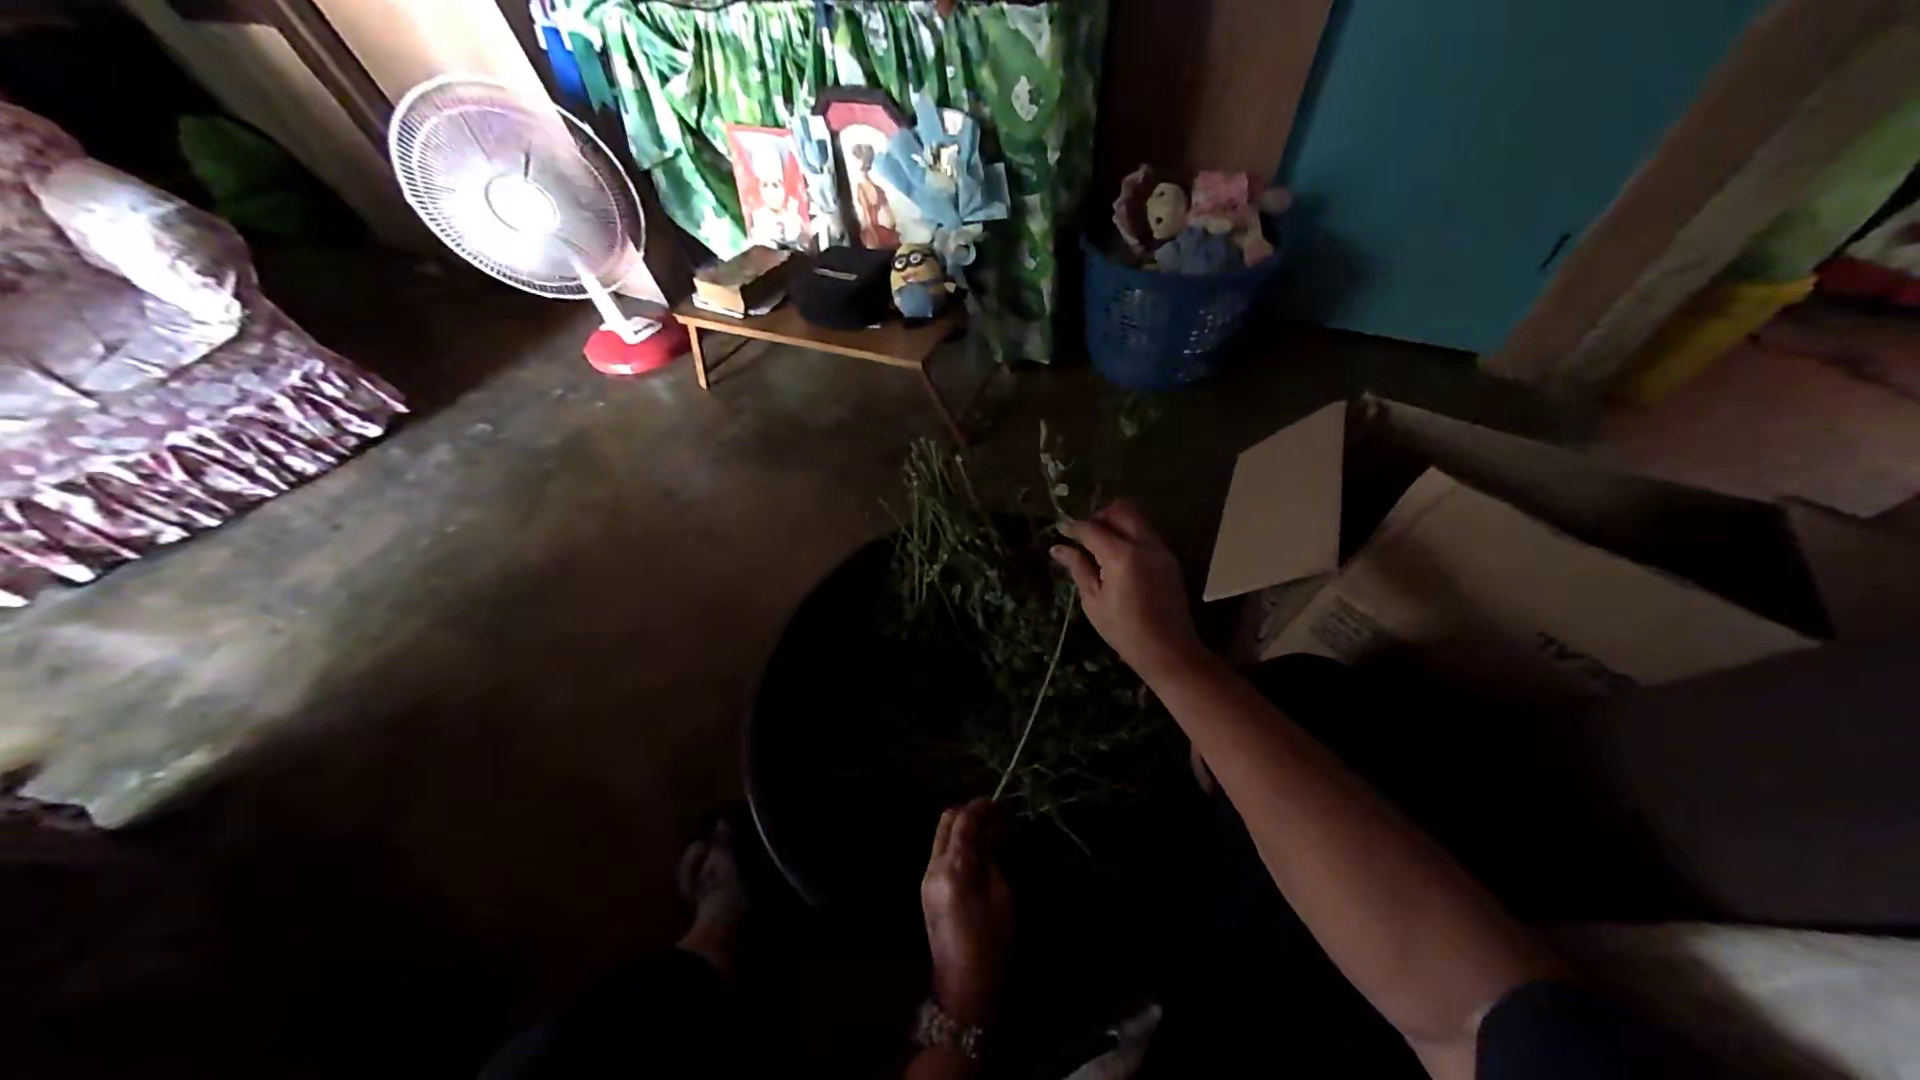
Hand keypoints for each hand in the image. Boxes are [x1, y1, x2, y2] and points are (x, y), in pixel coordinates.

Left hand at [921, 798, 1012, 1026]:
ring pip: (942, 835)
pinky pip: (941, 852)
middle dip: (970, 814)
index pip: (963, 820)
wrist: (963, 985)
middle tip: (997, 823)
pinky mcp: (927, 887)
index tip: (1001, 806)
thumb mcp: (1000, 895)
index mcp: (953, 869)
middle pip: (946, 821)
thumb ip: (990, 857)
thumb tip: (989, 830)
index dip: (982, 807)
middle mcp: (933, 867)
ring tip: (992, 839)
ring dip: (964, 828)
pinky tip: (979, 856)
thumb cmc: (991, 943)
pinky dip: (958, 845)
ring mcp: (927, 877)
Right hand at [1051, 500, 1205, 684]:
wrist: (1169, 650)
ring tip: (1101, 546)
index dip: (1074, 527)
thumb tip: (1058, 548)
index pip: (1093, 529)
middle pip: (1122, 509)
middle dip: (1100, 516)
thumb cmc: (1124, 631)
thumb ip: (1078, 568)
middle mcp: (1145, 545)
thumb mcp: (1093, 601)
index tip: (1060, 529)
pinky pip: (1147, 533)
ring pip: (1138, 518)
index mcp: (1121, 557)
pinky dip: (1130, 534)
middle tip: (1085, 535)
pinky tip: (1118, 557)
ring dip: (1117, 522)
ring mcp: (1161, 550)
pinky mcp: (1170, 558)